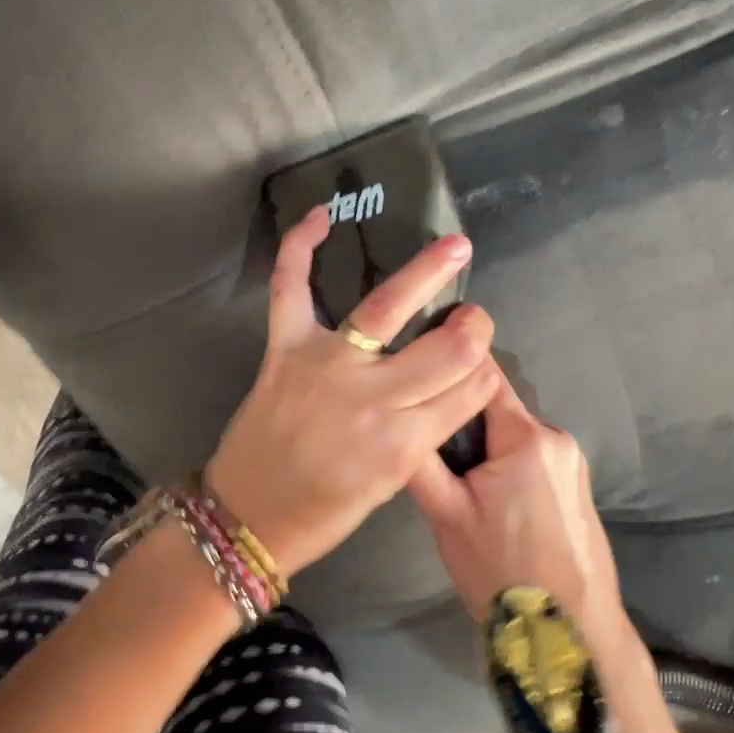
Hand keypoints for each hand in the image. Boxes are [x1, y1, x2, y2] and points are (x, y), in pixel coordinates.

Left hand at [205, 206, 500, 574]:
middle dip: (474, 327)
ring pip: (387, 308)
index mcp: (404, 443)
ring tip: (455, 247)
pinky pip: (291, 288)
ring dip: (428, 272)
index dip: (486, 371)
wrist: (247, 516)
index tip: (482, 362)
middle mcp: (371, 398)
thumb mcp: (391, 484)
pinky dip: (300, 247)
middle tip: (474, 317)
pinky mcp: (284, 348)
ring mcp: (325, 365)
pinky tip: (323, 216)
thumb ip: (425, 431)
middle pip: (448, 349)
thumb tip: (456, 384)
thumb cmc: (324, 510)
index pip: (471, 389)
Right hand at [406, 377, 622, 626]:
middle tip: (430, 447)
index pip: (483, 375)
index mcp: (525, 437)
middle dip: (464, 421)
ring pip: (513, 434)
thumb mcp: (447, 517)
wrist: (573, 636)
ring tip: (458, 483)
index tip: (417, 362)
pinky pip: (532, 457)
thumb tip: (397, 417)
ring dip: (486, 447)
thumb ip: (421, 461)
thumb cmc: (503, 574)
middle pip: (497, 408)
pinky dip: (508, 466)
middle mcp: (556, 437)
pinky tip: (491, 503)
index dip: (450, 365)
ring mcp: (572, 461)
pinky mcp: (578, 484)